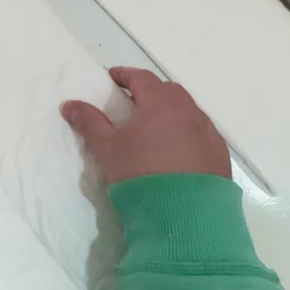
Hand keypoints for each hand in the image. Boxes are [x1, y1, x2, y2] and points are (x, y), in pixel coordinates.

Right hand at [61, 67, 230, 183]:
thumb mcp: (107, 147)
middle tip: (132, 101)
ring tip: (154, 128)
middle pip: (169, 91)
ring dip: (170, 111)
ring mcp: (208, 134)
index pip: (142, 78)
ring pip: (188, 111)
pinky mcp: (220, 155)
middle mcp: (189, 112)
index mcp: (161, 104)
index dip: (125, 74)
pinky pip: (201, 132)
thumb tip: (70, 105)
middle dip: (150, 90)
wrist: (187, 215)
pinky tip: (175, 150)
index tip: (112, 78)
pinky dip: (186, 131)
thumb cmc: (141, 172)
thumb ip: (89, 122)